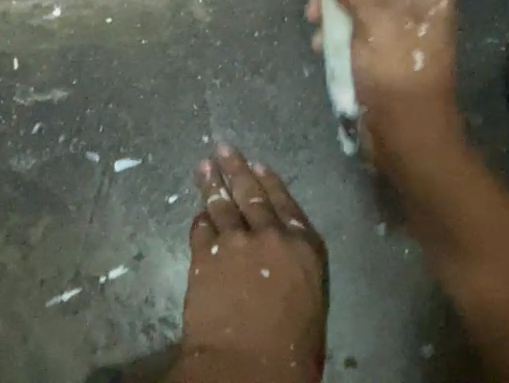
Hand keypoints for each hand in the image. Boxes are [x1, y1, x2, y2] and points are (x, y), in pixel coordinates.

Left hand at [174, 145, 326, 382]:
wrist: (248, 367)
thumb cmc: (292, 351)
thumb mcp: (311, 305)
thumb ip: (295, 271)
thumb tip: (283, 265)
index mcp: (306, 248)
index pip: (287, 205)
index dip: (271, 182)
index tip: (259, 164)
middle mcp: (272, 236)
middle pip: (252, 194)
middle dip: (237, 169)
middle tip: (224, 147)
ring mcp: (236, 242)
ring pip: (223, 204)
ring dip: (212, 184)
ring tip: (204, 166)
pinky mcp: (206, 255)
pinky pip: (201, 229)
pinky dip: (199, 219)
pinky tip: (197, 213)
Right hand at [309, 0, 460, 145]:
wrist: (408, 137)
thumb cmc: (399, 74)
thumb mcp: (374, 23)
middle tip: (314, 1)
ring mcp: (394, 22)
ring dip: (332, 4)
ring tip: (315, 23)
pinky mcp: (377, 44)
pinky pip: (351, 21)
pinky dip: (334, 27)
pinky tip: (319, 42)